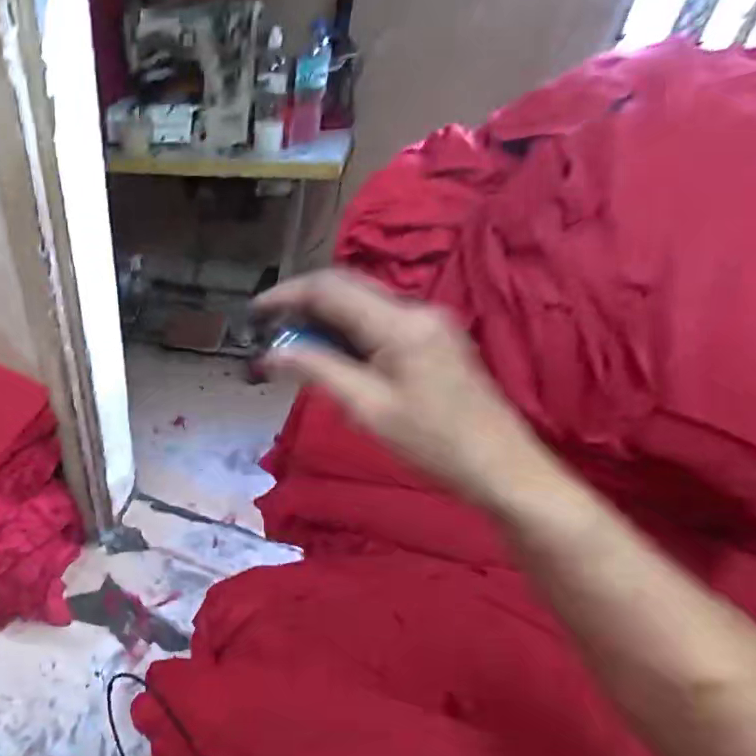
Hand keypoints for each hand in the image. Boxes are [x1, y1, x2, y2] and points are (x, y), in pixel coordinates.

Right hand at [255, 270, 560, 509]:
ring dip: (327, 320)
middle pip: (348, 289)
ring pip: (364, 305)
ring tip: (295, 348)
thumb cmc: (433, 445)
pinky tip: (335, 357)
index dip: (287, 295)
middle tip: (271, 333)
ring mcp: (431, 322)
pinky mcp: (436, 339)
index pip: (330, 289)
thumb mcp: (368, 409)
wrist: (501, 467)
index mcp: (400, 323)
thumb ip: (319, 371)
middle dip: (304, 305)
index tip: (255, 313)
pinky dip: (351, 332)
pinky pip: (382, 322)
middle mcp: (417, 310)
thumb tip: (272, 353)